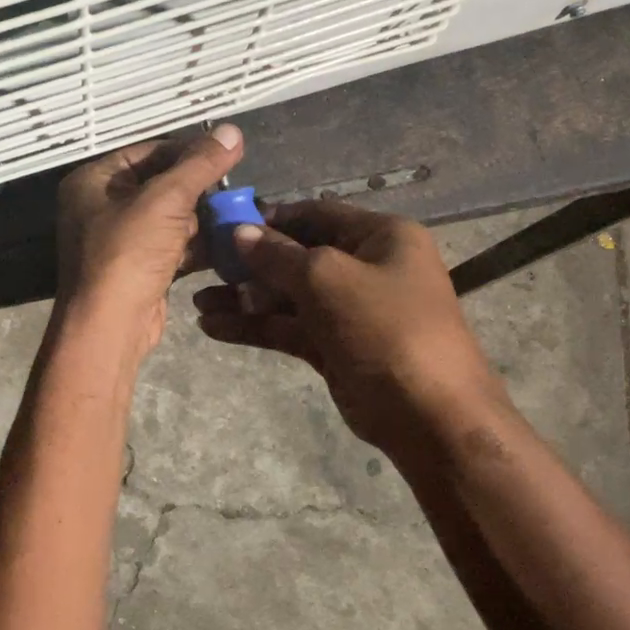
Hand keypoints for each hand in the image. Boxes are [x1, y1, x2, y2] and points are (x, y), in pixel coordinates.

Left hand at [56, 125, 244, 351]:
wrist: (110, 325)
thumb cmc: (128, 253)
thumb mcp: (166, 200)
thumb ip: (200, 165)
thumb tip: (232, 130)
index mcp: (93, 181)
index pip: (147, 151)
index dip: (187, 151)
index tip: (228, 154)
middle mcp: (100, 206)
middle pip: (160, 185)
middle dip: (199, 190)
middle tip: (238, 190)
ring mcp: (119, 240)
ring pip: (170, 218)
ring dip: (203, 219)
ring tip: (240, 216)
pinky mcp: (138, 268)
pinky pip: (172, 246)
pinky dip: (197, 246)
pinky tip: (229, 244)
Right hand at [191, 200, 501, 451]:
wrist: (430, 415)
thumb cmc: (386, 328)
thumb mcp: (327, 279)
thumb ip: (277, 255)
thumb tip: (238, 232)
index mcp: (381, 237)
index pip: (316, 214)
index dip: (270, 219)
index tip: (223, 225)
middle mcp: (367, 267)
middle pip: (297, 255)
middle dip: (249, 263)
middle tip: (202, 267)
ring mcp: (350, 310)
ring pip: (288, 295)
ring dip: (244, 298)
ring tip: (198, 303)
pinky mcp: (335, 347)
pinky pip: (288, 328)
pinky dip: (254, 326)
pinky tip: (214, 327)